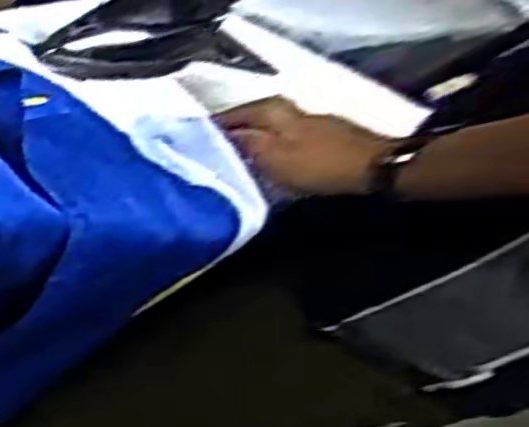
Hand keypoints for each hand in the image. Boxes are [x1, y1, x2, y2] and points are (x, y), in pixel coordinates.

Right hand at [217, 98, 396, 195]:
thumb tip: (225, 134)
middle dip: (241, 117)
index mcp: (287, 121)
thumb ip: (250, 143)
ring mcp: (319, 126)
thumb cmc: (319, 166)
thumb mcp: (275, 158)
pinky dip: (270, 137)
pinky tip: (264, 150)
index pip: (253, 110)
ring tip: (233, 143)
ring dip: (255, 127)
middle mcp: (302, 117)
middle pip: (268, 110)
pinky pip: (289, 132)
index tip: (200, 127)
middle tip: (216, 132)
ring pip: (279, 120)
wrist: (376, 167)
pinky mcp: (328, 138)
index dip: (227, 116)